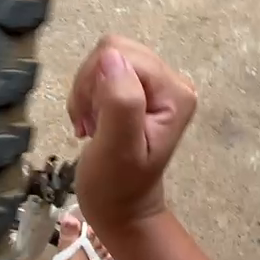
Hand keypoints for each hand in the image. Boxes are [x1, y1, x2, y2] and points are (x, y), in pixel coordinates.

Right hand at [66, 35, 198, 235]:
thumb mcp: (118, 148)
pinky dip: (86, 97)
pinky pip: (101, 73)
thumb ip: (120, 101)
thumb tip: (109, 56)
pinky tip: (90, 122)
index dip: (95, 82)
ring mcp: (153, 85)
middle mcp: (170, 81)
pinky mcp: (136, 91)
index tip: (92, 121)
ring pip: (103, 60)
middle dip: (89, 86)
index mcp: (174, 92)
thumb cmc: (116, 187)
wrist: (119, 209)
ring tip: (90, 125)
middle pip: (113, 51)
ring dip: (85, 93)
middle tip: (89, 123)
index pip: (121, 54)